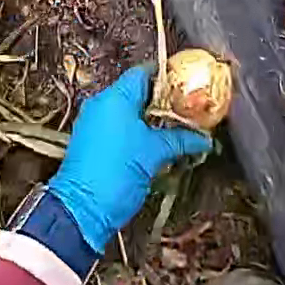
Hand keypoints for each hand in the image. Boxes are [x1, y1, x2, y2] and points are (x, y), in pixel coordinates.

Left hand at [47, 63, 213, 250]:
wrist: (81, 211)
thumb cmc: (116, 173)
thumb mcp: (154, 153)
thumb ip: (180, 139)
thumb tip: (203, 138)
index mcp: (116, 98)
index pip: (143, 72)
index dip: (166, 75)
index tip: (186, 82)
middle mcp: (102, 104)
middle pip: (137, 90)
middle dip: (162, 99)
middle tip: (186, 107)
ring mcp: (94, 122)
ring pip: (128, 110)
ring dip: (150, 117)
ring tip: (175, 127)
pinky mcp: (91, 140)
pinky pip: (118, 125)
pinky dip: (136, 130)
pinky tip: (155, 143)